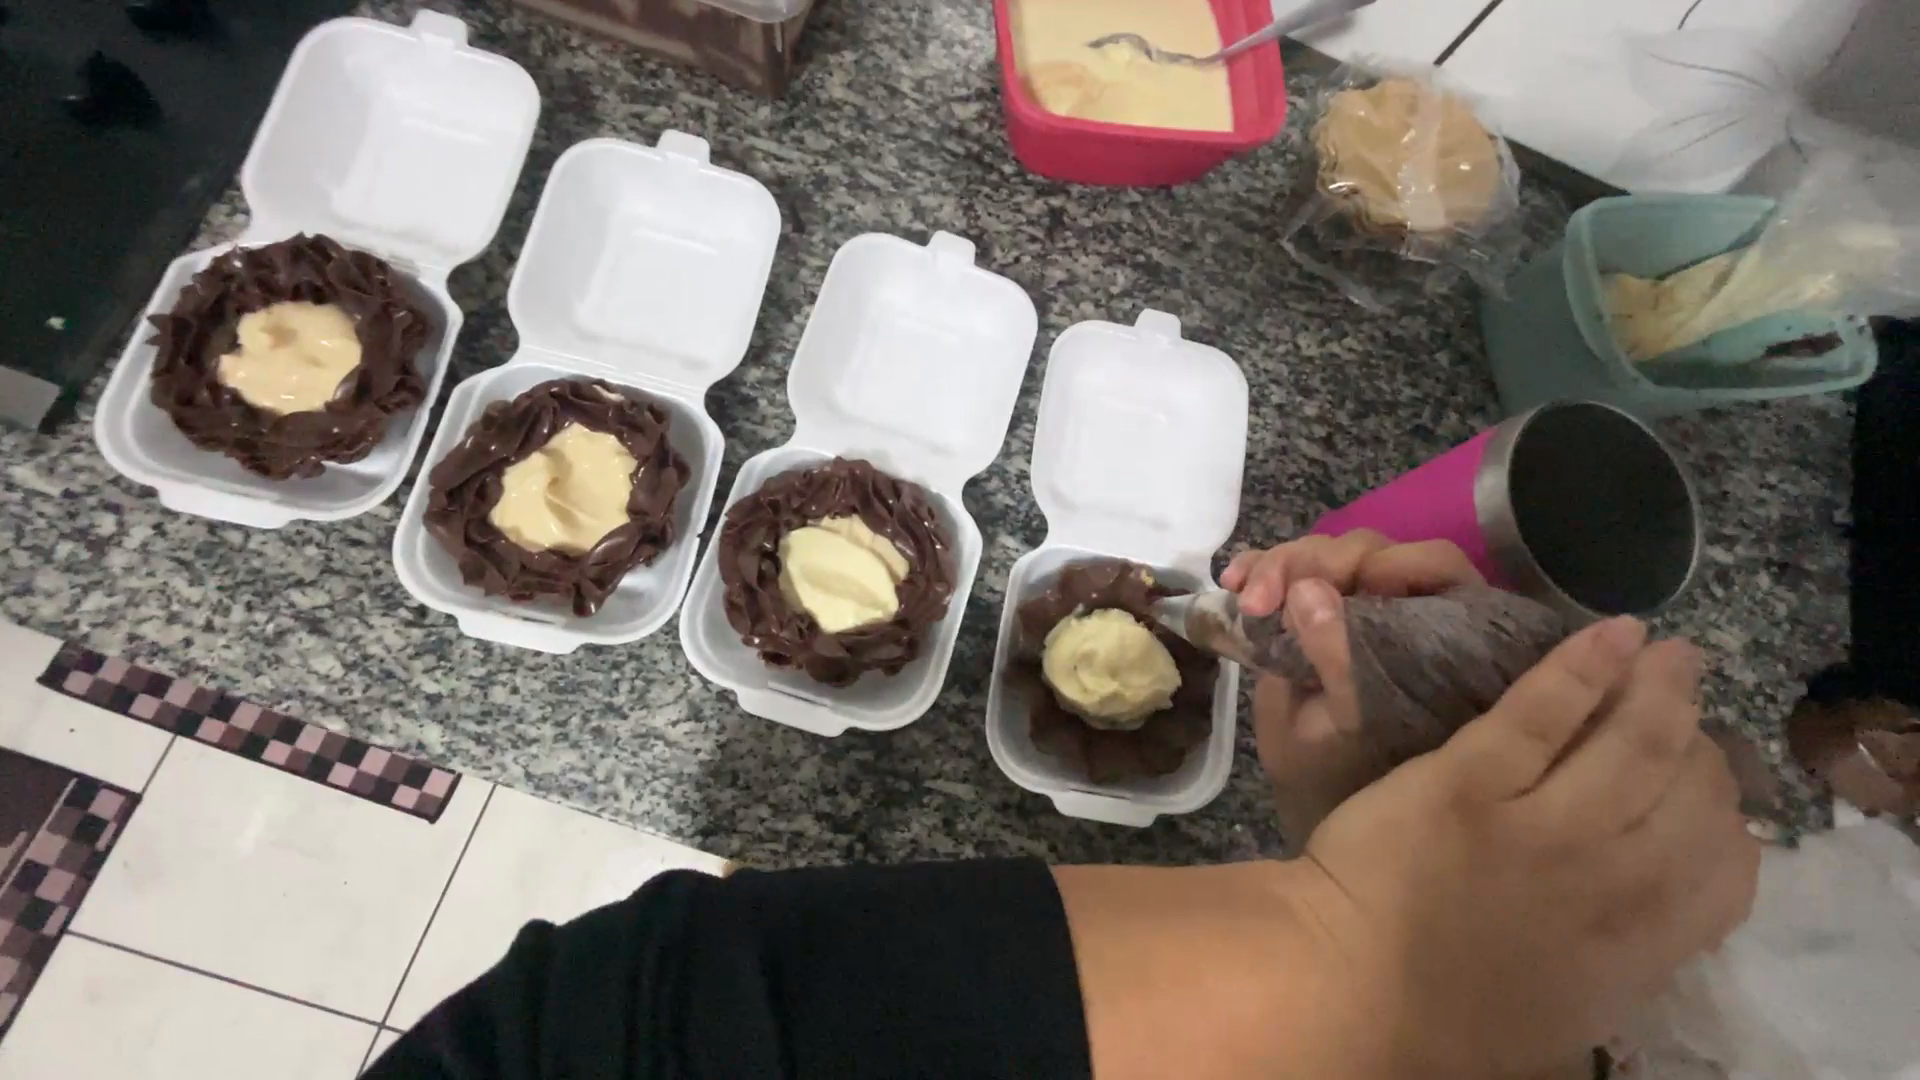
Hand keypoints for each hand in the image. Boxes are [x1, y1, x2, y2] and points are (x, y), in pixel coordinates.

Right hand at [1225, 532, 1483, 839]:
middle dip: (1311, 561)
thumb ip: (1335, 662)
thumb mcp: (1339, 728)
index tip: (1339, 585)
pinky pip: (1287, 568)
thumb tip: (1306, 592)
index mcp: (1438, 640)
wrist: (1320, 806)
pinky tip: (1231, 581)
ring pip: (1325, 553)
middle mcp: (1402, 611)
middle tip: (1261, 598)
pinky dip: (1257, 566)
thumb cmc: (1339, 777)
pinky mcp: (1314, 606)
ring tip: (1243, 593)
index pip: (1427, 566)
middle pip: (1368, 551)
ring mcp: (1355, 605)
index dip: (1386, 562)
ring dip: (1278, 564)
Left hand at [1282, 616, 1760, 1077]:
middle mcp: (1612, 880)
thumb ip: (1615, 960)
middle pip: (1688, 793)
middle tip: (1688, 691)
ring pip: (1630, 743)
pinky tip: (1612, 634)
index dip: (1725, 811)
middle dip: (1698, 737)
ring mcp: (1541, 824)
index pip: (1724, 867)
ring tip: (1668, 651)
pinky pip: (1541, 713)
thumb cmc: (1439, 1010)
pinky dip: (1582, 668)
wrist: (1349, 980)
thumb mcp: (1562, 1006)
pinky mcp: (1468, 780)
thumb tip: (1642, 919)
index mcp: (1639, 946)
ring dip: (1658, 689)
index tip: (1710, 777)